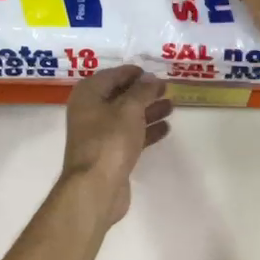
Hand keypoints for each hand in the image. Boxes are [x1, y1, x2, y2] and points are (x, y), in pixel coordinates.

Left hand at [61, 65, 173, 225]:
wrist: (96, 188)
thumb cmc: (110, 140)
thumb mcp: (129, 109)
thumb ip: (142, 91)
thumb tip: (151, 78)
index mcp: (88, 94)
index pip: (112, 75)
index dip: (133, 72)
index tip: (154, 72)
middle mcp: (90, 111)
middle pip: (120, 96)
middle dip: (144, 92)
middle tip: (166, 88)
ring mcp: (99, 134)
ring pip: (127, 116)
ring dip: (148, 110)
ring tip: (171, 106)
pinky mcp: (110, 153)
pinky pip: (130, 135)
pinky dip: (146, 130)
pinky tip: (165, 128)